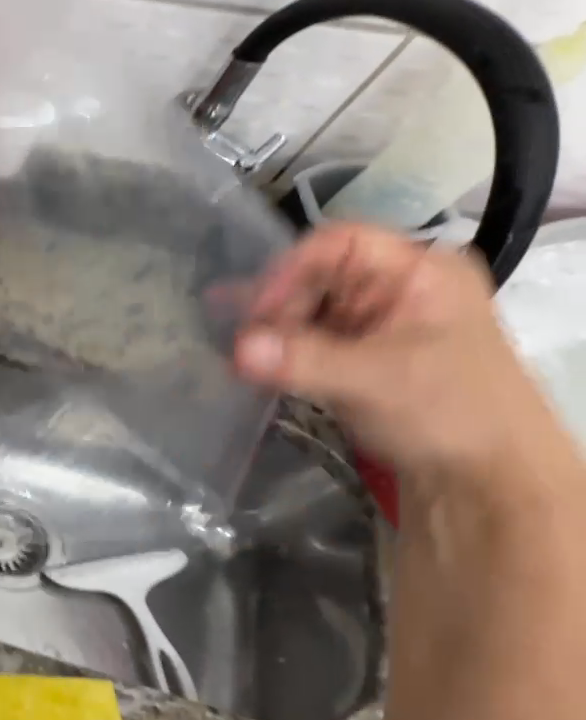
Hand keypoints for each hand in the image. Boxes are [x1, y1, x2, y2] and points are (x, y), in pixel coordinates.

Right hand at [233, 223, 557, 478]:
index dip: (290, 271)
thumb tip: (237, 348)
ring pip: (301, 310)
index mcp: (418, 273)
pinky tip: (251, 371)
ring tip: (242, 361)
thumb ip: (304, 361)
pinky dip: (275, 354)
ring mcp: (372, 323)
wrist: (482, 475)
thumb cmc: (450, 412)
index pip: (337, 244)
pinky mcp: (352, 355)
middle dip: (273, 310)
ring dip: (268, 334)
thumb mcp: (377, 380)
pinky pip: (301, 340)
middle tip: (247, 347)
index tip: (257, 314)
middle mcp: (393, 288)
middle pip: (312, 277)